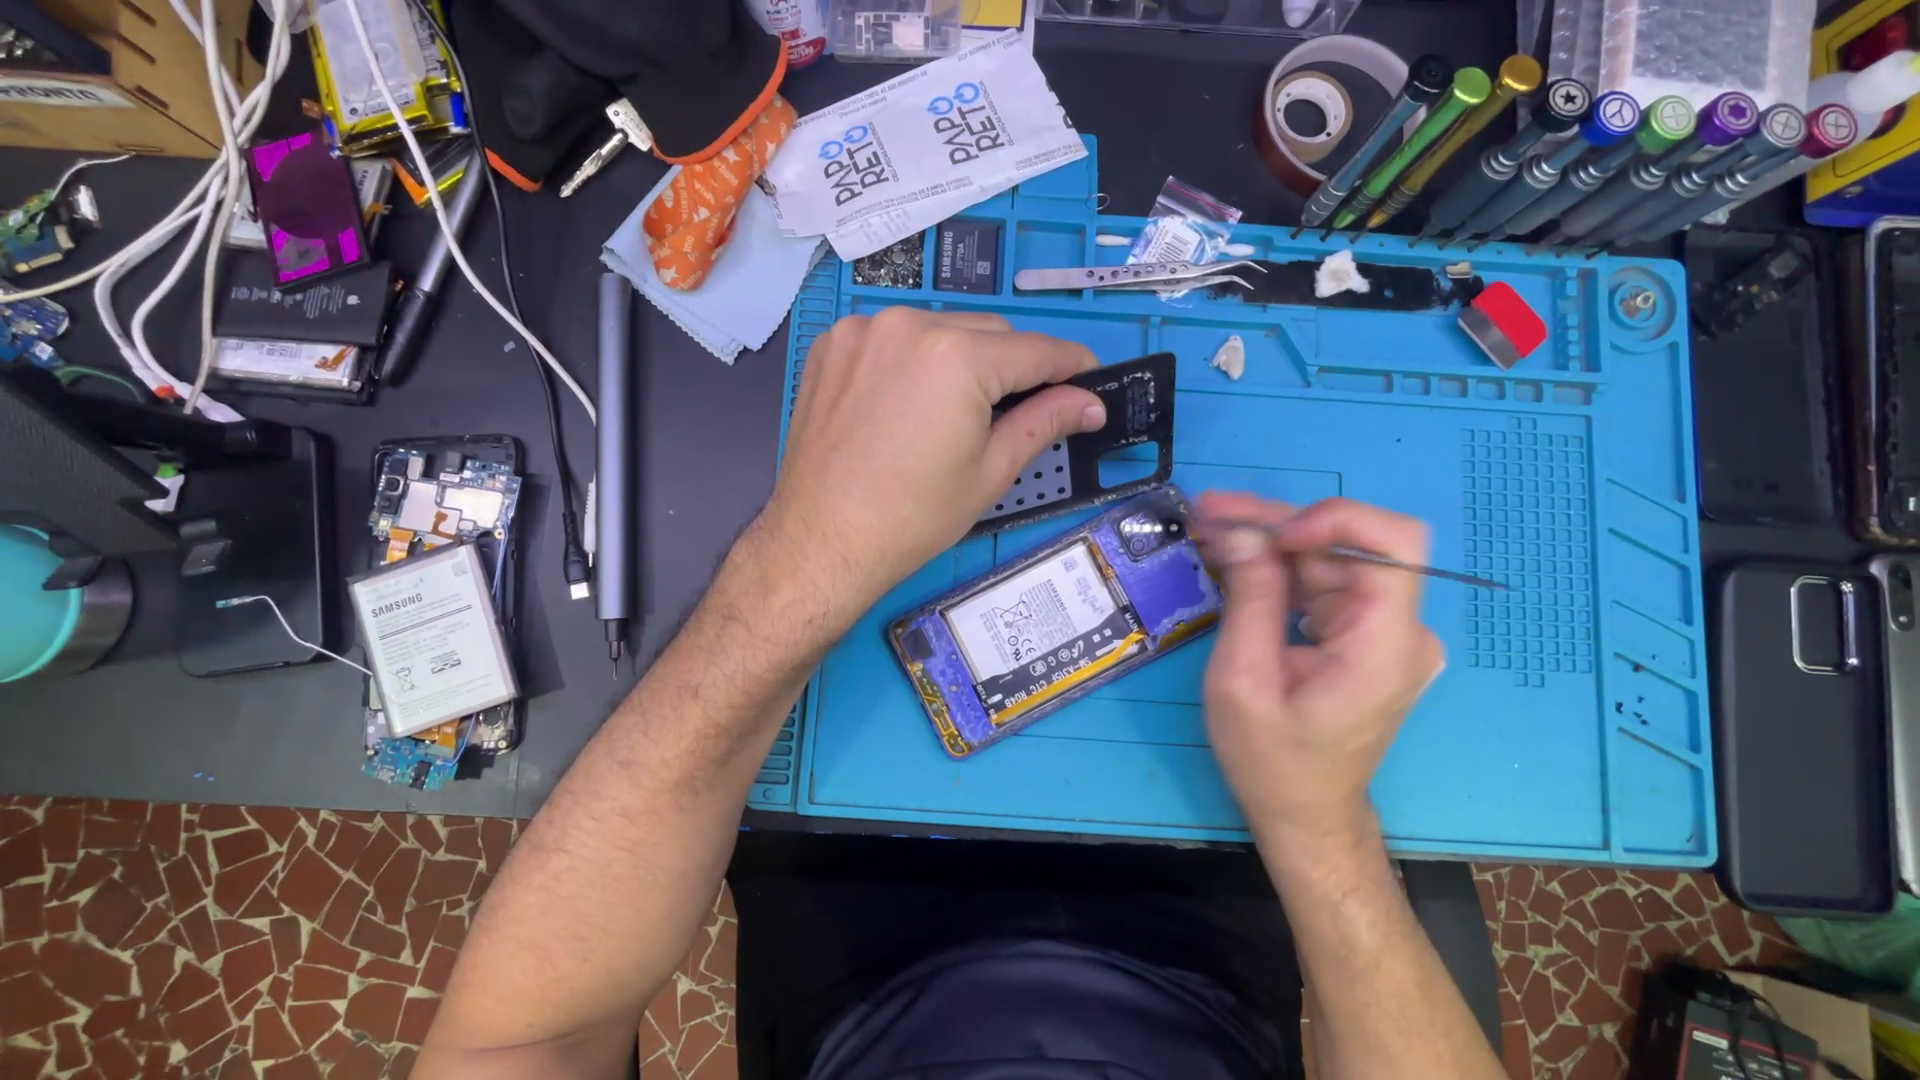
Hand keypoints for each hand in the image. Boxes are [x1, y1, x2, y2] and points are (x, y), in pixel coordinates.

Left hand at [760, 307, 1107, 622]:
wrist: (821, 540)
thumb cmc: (910, 518)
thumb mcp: (991, 471)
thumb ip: (1045, 422)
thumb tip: (1090, 403)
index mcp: (956, 358)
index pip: (1036, 349)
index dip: (1071, 366)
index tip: (1089, 379)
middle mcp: (909, 326)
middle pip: (989, 333)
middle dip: (1013, 367)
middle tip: (1019, 412)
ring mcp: (863, 331)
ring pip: (940, 329)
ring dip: (962, 358)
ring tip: (956, 411)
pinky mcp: (833, 344)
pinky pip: (894, 337)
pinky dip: (913, 358)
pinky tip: (909, 401)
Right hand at [1197, 494, 1444, 841]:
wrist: (1303, 814)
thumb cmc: (1271, 761)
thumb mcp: (1243, 679)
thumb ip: (1249, 598)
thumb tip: (1240, 531)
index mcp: (1385, 644)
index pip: (1395, 542)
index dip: (1333, 519)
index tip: (1271, 536)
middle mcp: (1398, 629)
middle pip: (1346, 545)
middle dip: (1275, 523)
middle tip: (1208, 512)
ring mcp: (1382, 631)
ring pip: (1328, 558)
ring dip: (1267, 541)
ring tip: (1207, 529)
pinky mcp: (1361, 635)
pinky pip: (1322, 583)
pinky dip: (1278, 568)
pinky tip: (1232, 557)